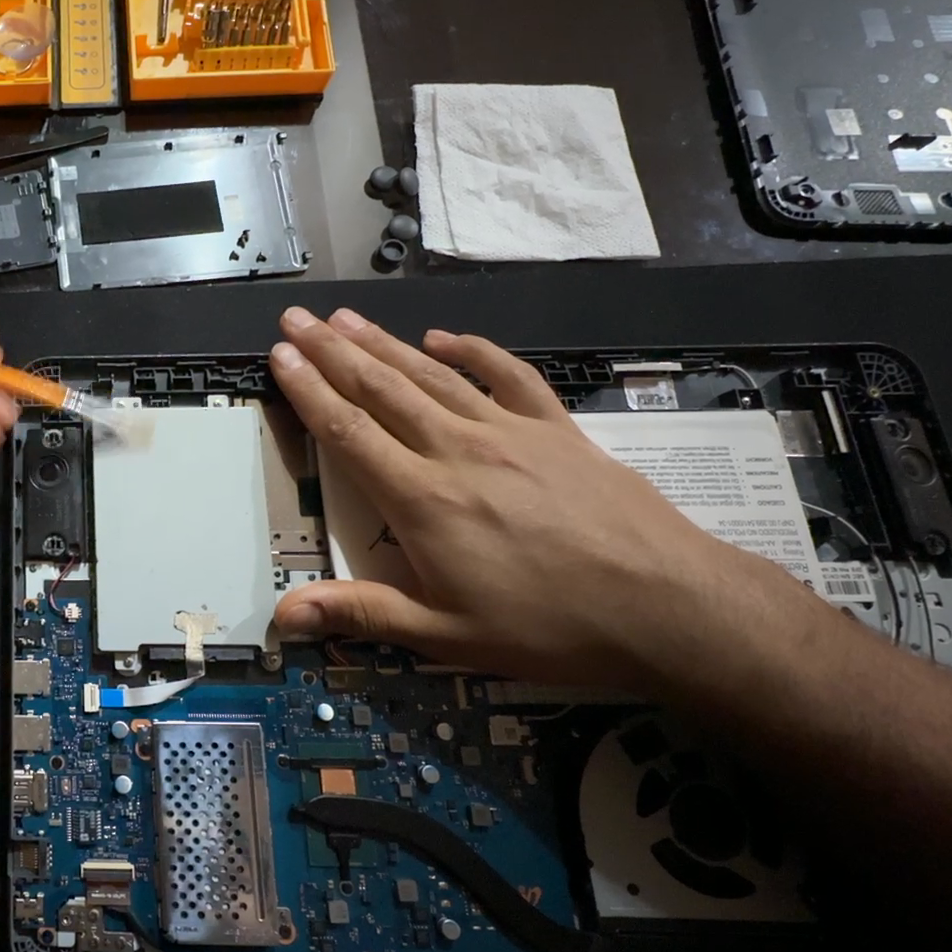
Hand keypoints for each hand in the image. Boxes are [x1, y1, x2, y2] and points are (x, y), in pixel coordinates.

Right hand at [268, 307, 817, 690]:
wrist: (671, 608)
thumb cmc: (549, 627)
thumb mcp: (444, 635)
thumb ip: (360, 612)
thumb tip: (283, 614)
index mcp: (422, 500)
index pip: (349, 432)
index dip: (308, 391)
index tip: (280, 357)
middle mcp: (457, 452)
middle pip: (381, 389)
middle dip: (330, 351)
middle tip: (295, 319)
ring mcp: (510, 434)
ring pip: (432, 375)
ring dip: (383, 343)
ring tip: (345, 317)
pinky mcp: (558, 431)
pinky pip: (510, 377)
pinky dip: (474, 352)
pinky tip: (444, 337)